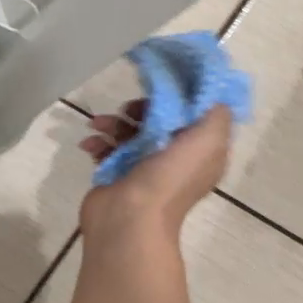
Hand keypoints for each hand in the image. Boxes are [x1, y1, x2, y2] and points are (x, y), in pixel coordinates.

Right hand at [78, 101, 231, 237]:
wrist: (127, 219)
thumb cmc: (168, 180)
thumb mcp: (206, 141)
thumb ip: (214, 113)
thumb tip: (209, 93)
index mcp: (201, 150)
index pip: (196, 114)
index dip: (182, 96)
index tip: (165, 83)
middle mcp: (175, 156)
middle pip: (160, 120)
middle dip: (142, 109)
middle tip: (128, 107)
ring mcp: (144, 166)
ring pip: (130, 132)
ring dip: (113, 123)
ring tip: (98, 124)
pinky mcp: (116, 173)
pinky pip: (107, 148)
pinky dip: (97, 142)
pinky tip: (89, 143)